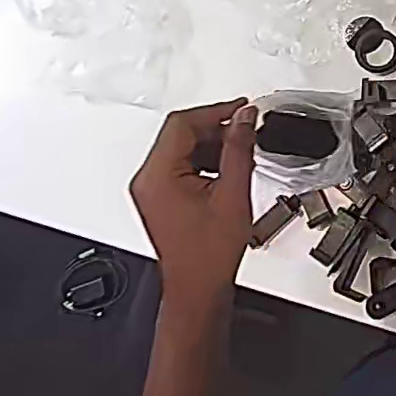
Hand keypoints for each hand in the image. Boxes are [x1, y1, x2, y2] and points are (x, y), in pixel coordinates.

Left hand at [130, 98, 256, 304]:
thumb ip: (239, 147)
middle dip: (217, 127)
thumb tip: (244, 117)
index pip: (182, 124)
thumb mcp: (233, 191)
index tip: (242, 108)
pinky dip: (208, 159)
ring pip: (183, 148)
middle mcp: (148, 180)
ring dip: (214, 144)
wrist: (199, 287)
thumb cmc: (209, 252)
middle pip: (181, 133)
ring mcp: (153, 189)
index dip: (216, 111)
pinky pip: (183, 164)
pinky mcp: (162, 196)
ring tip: (243, 151)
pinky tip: (230, 168)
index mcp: (158, 176)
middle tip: (247, 128)